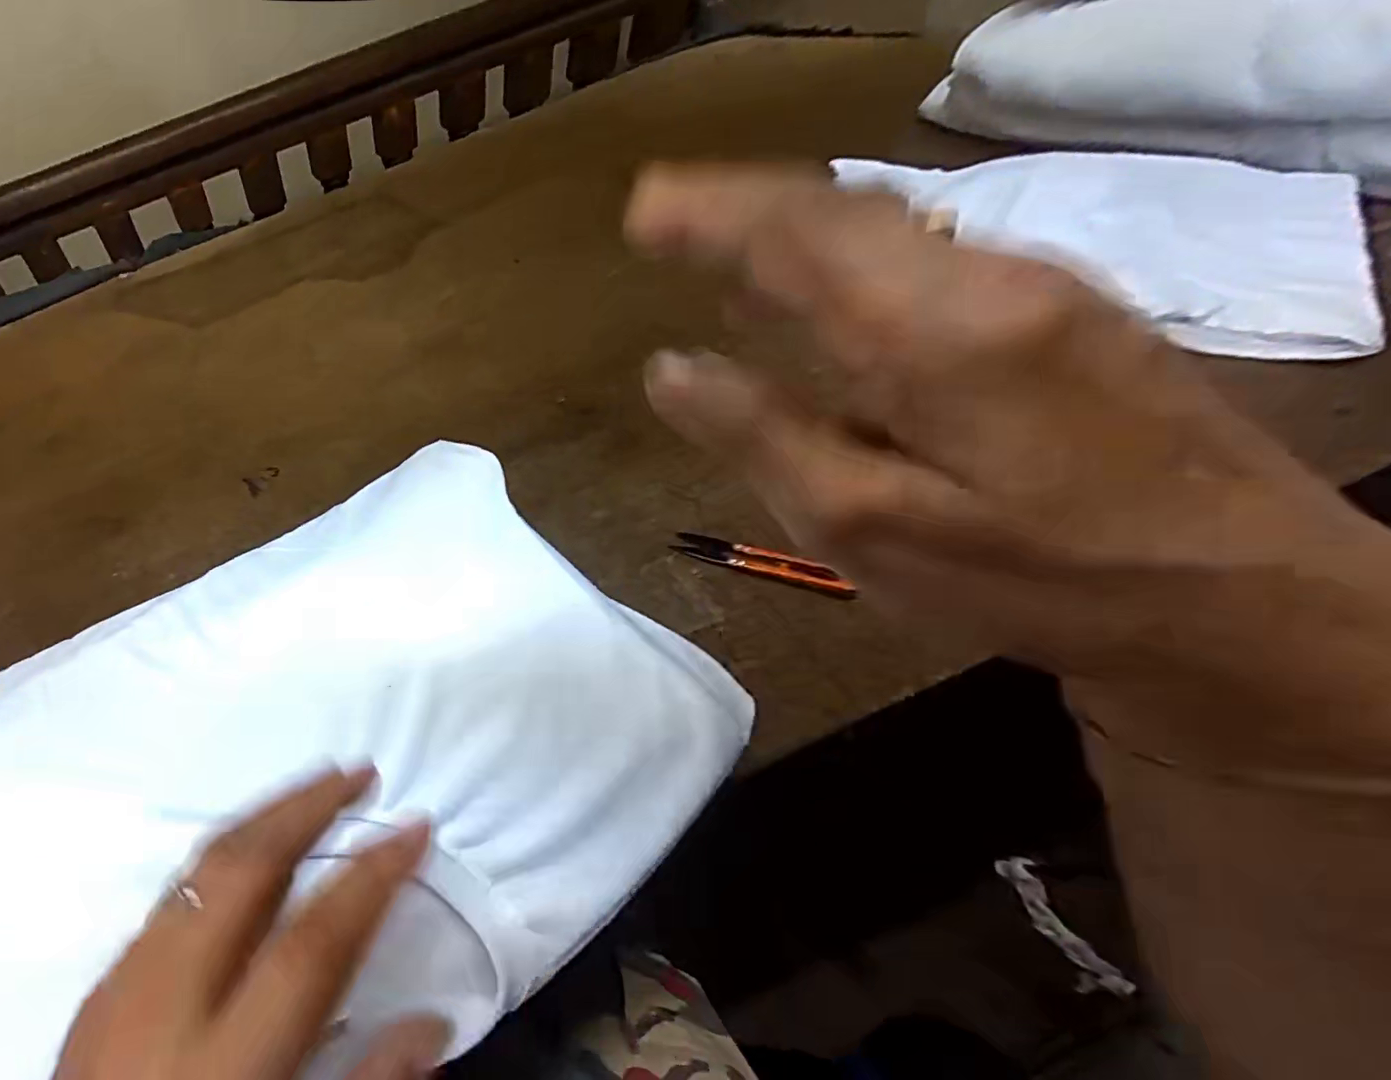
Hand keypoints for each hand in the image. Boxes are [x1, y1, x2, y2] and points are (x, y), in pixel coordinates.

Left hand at [55, 766, 444, 1079]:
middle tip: (362, 773)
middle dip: (310, 808)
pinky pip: (175, 891)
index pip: (311, 944)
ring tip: (318, 786)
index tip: (415, 827)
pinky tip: (256, 845)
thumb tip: (433, 1023)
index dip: (370, 877)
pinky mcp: (98, 989)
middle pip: (244, 870)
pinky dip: (227, 850)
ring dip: (268, 813)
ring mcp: (121, 987)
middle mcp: (164, 1006)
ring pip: (201, 865)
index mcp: (224, 1062)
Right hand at [625, 164, 1390, 772]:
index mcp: (936, 333)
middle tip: (657, 210)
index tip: (640, 209)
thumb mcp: (866, 526)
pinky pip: (914, 262)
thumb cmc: (1032, 578)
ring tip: (708, 236)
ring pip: (879, 231)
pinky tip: (798, 291)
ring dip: (783, 225)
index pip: (799, 238)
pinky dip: (835, 260)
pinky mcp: (1050, 318)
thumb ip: (761, 437)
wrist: (1244, 601)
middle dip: (738, 203)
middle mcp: (988, 279)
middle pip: (840, 213)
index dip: (710, 217)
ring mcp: (1032, 289)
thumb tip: (669, 370)